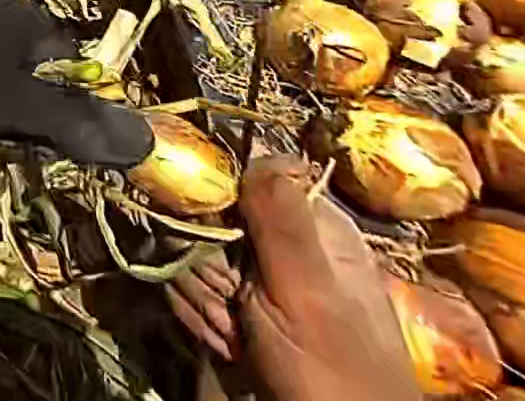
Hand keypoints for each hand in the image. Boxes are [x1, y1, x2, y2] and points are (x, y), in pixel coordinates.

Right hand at [169, 156, 417, 400]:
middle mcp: (283, 239)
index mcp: (313, 225)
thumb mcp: (311, 294)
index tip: (216, 243)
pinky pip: (189, 283)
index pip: (240, 176)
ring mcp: (256, 271)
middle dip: (204, 262)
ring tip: (232, 332)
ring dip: (200, 293)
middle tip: (229, 303)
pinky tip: (225, 342)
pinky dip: (197, 313)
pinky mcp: (234, 299)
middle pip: (206, 215)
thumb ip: (284, 221)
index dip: (215, 202)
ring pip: (191, 251)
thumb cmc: (335, 377)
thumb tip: (268, 147)